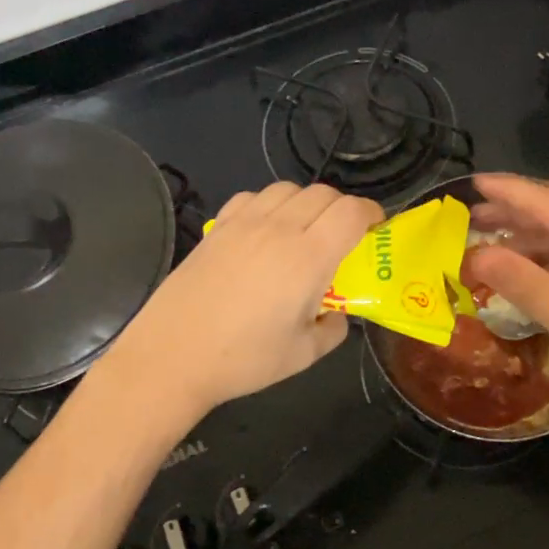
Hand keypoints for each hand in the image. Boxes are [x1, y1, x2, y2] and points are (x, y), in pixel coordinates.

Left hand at [107, 182, 382, 412]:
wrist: (172, 356)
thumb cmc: (244, 360)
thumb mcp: (304, 354)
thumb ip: (334, 330)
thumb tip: (338, 315)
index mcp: (308, 258)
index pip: (351, 212)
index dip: (372, 213)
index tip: (377, 228)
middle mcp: (278, 229)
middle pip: (323, 193)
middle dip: (343, 208)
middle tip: (345, 235)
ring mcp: (243, 224)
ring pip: (288, 189)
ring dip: (307, 203)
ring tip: (306, 230)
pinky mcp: (217, 229)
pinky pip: (253, 197)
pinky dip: (271, 205)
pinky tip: (267, 231)